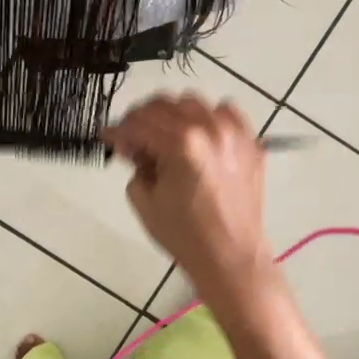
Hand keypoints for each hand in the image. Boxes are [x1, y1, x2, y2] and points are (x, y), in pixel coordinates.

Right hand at [103, 93, 276, 309]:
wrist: (229, 255)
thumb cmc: (183, 235)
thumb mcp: (144, 200)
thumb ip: (135, 165)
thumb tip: (133, 145)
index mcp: (180, 145)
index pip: (138, 124)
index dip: (117, 131)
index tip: (108, 137)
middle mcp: (209, 129)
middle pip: (163, 105)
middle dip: (141, 120)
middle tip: (133, 141)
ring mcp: (233, 133)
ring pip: (192, 102)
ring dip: (172, 116)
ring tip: (166, 139)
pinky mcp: (250, 141)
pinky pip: (225, 112)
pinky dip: (207, 118)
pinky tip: (199, 138)